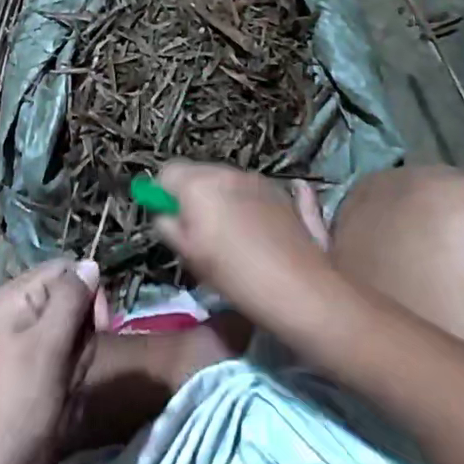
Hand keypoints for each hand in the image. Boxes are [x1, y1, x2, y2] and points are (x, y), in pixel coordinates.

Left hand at [0, 259, 102, 463]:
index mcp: (16, 295)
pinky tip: (56, 401)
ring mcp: (19, 342)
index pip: (66, 270)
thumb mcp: (49, 345)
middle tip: (70, 365)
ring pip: (69, 335)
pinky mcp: (25, 369)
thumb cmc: (18, 402)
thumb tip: (90, 263)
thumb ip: (71, 299)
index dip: (89, 292)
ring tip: (60, 388)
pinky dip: (65, 379)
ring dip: (75, 361)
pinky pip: (59, 360)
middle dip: (81, 334)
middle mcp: (16, 311)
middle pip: (70, 302)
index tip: (99, 326)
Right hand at [152, 162, 335, 322]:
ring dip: (219, 198)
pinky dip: (246, 201)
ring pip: (225, 180)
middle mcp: (226, 172)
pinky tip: (255, 226)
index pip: (166, 172)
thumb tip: (167, 214)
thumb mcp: (189, 255)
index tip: (171, 219)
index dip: (163, 193)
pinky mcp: (281, 192)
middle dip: (192, 194)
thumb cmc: (235, 275)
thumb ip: (168, 225)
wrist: (300, 290)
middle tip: (199, 231)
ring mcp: (257, 179)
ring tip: (229, 234)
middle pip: (197, 173)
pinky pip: (251, 190)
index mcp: (198, 184)